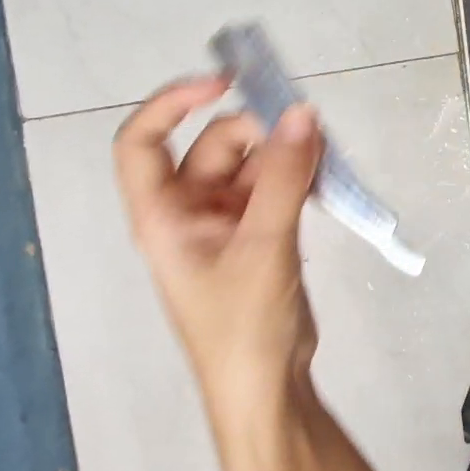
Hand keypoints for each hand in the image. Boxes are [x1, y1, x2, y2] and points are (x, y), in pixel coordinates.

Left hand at [113, 77, 324, 405]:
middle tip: (309, 129)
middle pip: (215, 145)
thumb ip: (284, 176)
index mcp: (163, 215)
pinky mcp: (260, 232)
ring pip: (254, 162)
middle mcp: (189, 210)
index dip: (172, 104)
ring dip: (288, 152)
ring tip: (327, 155)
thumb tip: (304, 112)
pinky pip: (277, 184)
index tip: (225, 83)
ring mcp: (227, 221)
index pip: (142, 142)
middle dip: (260, 131)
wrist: (267, 387)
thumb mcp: (264, 245)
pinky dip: (300, 173)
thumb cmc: (244, 324)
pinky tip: (327, 175)